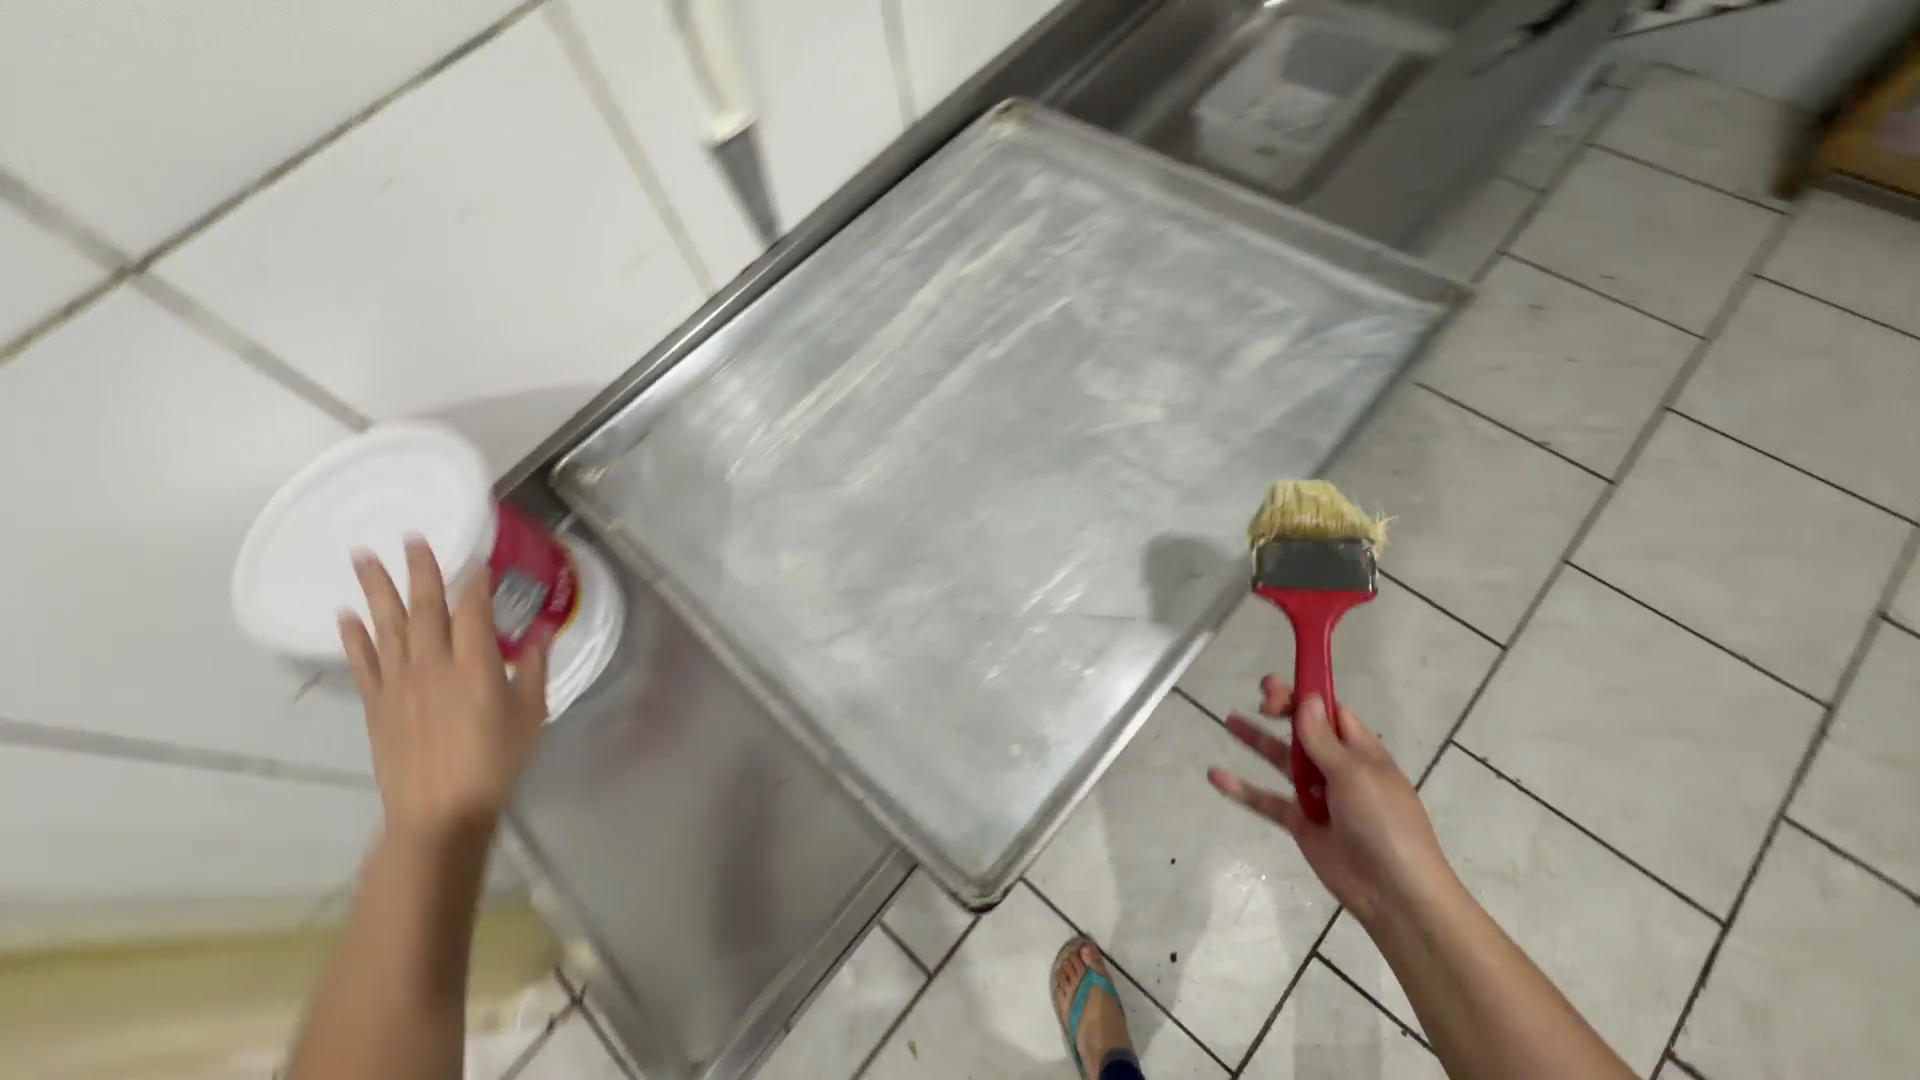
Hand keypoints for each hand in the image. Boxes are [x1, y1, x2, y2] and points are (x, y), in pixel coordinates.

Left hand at [339, 536, 551, 850]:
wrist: (440, 808)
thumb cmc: (496, 760)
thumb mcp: (530, 713)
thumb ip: (535, 669)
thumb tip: (542, 631)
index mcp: (476, 665)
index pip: (472, 609)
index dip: (474, 580)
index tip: (475, 556)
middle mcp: (433, 664)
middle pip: (425, 606)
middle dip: (420, 569)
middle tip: (409, 536)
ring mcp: (399, 681)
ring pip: (387, 624)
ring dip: (376, 588)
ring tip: (362, 555)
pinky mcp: (376, 701)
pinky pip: (362, 660)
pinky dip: (352, 635)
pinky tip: (345, 613)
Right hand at [1207, 677, 1453, 925]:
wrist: (1393, 892)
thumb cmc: (1384, 824)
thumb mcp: (1354, 775)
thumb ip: (1323, 741)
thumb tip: (1306, 700)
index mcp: (1361, 752)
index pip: (1331, 712)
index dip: (1305, 696)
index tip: (1277, 688)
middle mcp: (1338, 769)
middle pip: (1304, 731)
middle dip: (1282, 712)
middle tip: (1261, 700)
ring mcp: (1318, 796)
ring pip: (1281, 760)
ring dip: (1257, 741)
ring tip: (1229, 720)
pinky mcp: (1300, 823)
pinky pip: (1266, 800)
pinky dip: (1242, 789)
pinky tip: (1216, 776)